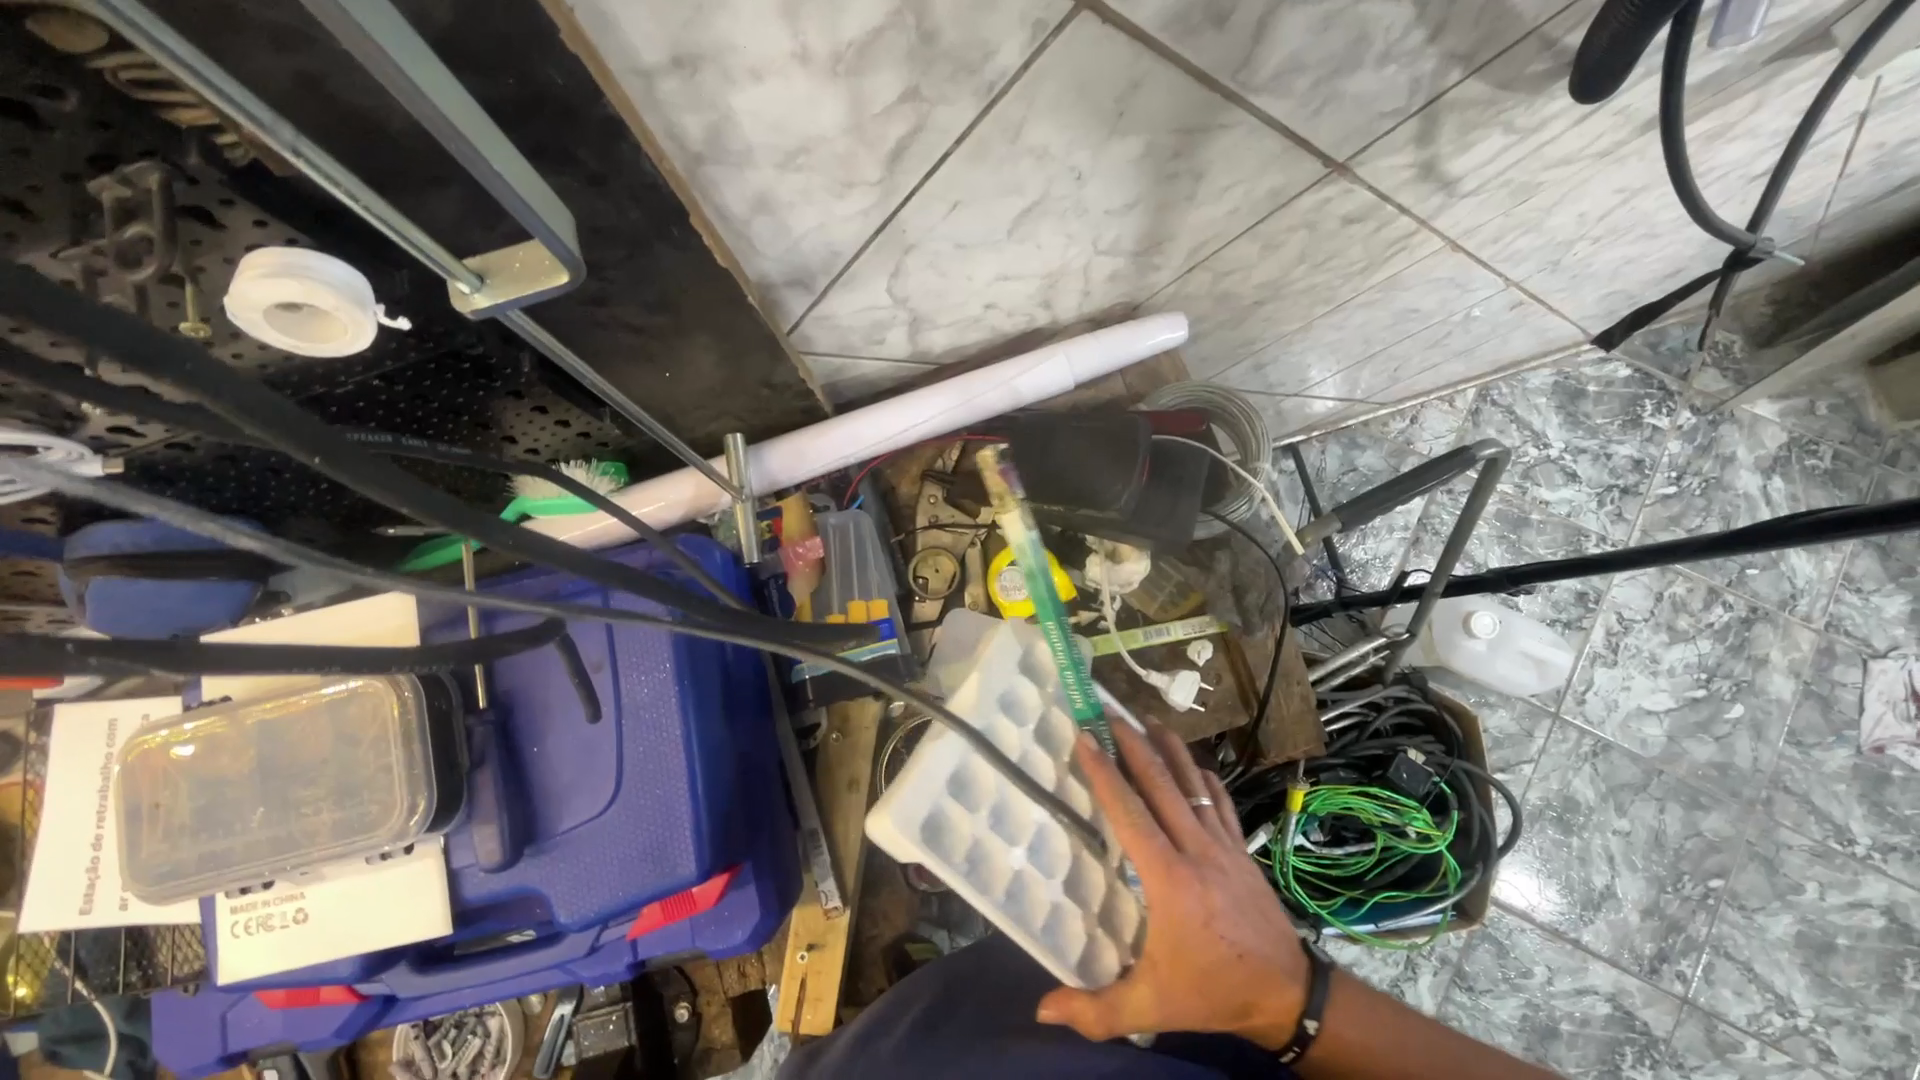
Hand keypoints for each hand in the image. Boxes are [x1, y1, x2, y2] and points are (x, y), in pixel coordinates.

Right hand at [1036, 718, 1309, 1047]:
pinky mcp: (1242, 851)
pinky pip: (1221, 803)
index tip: (1085, 738)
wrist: (1287, 994)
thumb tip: (1041, 1011)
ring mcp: (1223, 847)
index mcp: (1168, 878)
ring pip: (1193, 785)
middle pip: (1160, 785)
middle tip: (1108, 713)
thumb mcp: (1150, 1007)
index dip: (1105, 773)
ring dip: (1169, 750)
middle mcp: (1195, 849)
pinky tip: (1195, 764)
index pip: (1130, 813)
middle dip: (1132, 745)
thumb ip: (1095, 1011)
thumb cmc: (1212, 993)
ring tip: (1148, 720)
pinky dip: (1204, 778)